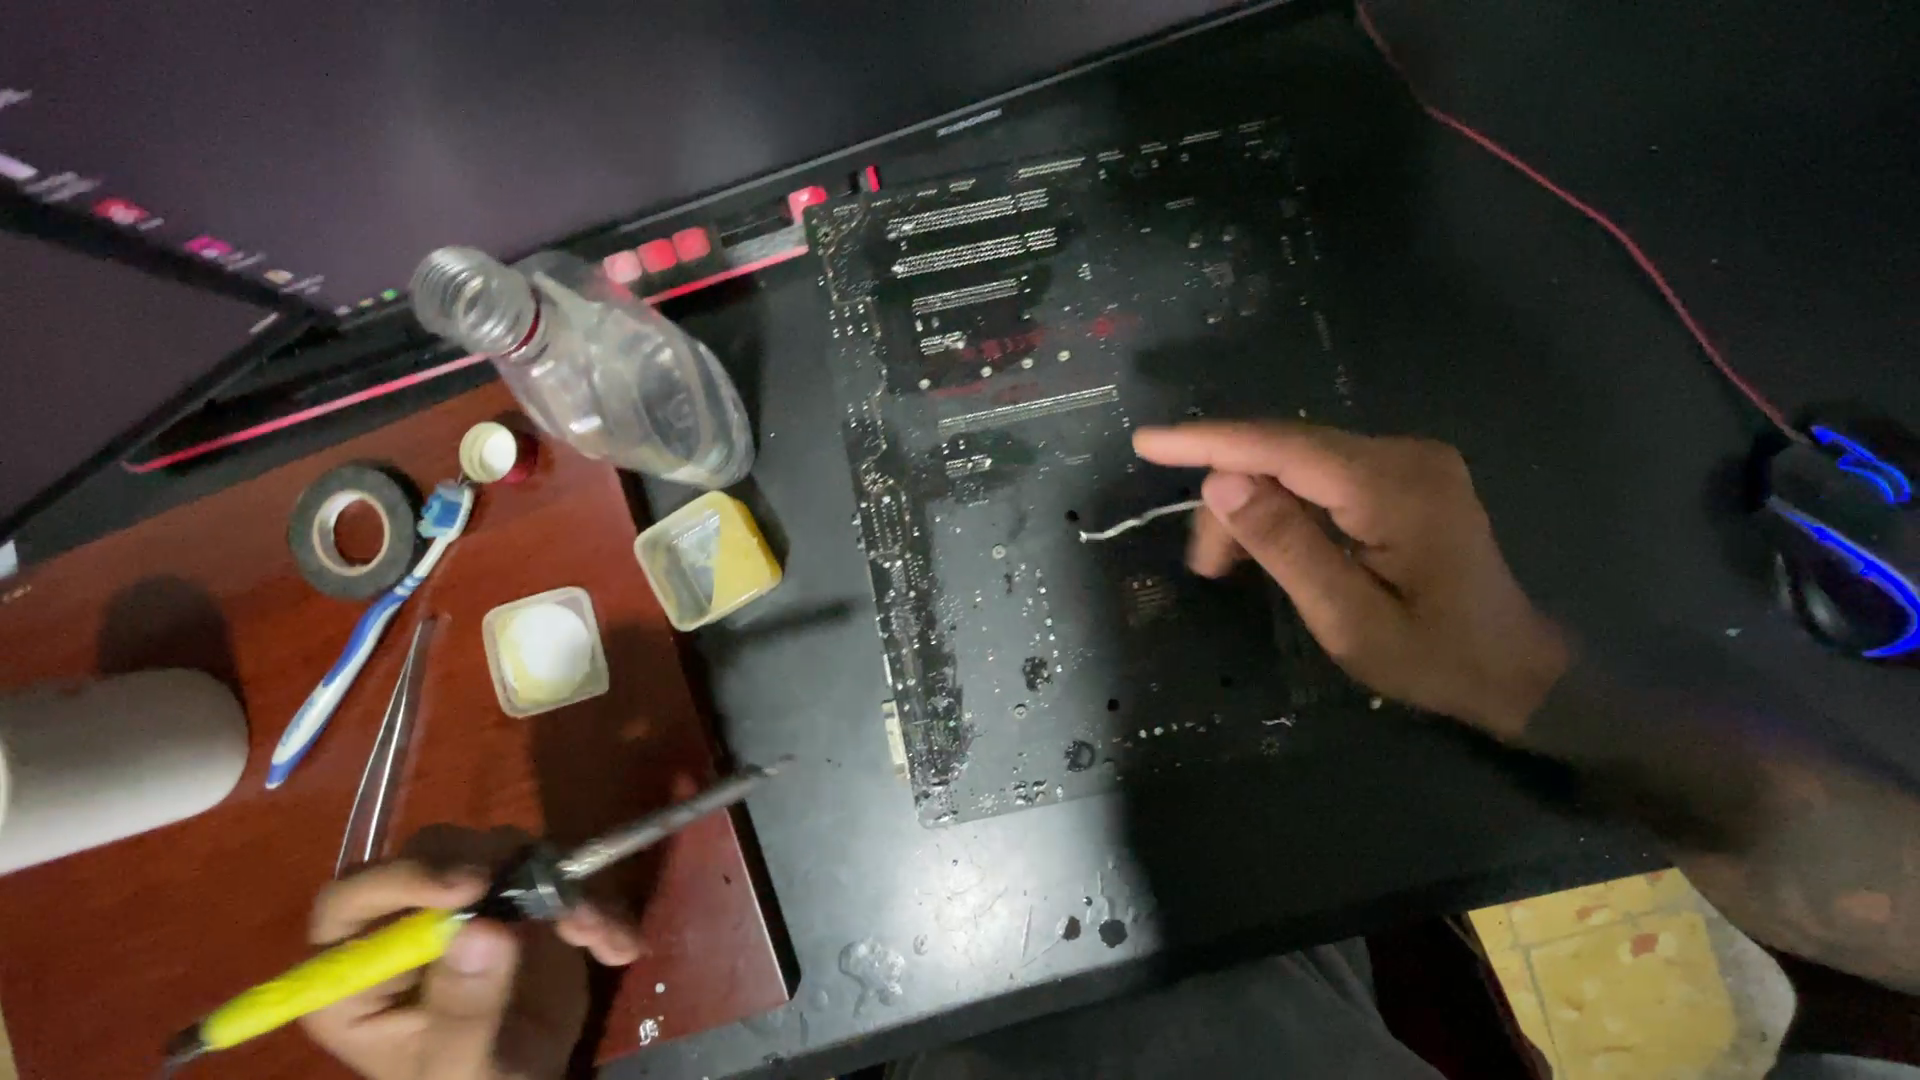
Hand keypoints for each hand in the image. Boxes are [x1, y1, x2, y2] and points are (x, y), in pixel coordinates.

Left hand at [299, 841, 643, 1079]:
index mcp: (362, 971)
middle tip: (543, 886)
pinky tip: (616, 947)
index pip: (351, 899)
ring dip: (559, 885)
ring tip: (592, 934)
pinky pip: (563, 873)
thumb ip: (465, 1008)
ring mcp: (471, 902)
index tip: (470, 884)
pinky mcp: (524, 896)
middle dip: (495, 865)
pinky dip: (596, 902)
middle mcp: (409, 922)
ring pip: (506, 852)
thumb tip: (480, 928)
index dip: (404, 878)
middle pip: (436, 853)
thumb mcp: (462, 1067)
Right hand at [1133, 421, 1568, 738]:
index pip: (1281, 446)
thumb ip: (1284, 546)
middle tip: (1204, 564)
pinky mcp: (1400, 474)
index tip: (1146, 443)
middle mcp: (1402, 454)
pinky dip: (1280, 504)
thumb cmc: (1432, 657)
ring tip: (1227, 565)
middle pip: (1283, 451)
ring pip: (1295, 462)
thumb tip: (1219, 483)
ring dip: (1251, 505)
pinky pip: (1318, 474)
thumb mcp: (1346, 618)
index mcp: (1393, 488)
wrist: (1515, 670)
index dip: (1208, 442)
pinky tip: (1265, 543)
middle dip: (1227, 495)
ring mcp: (1405, 460)